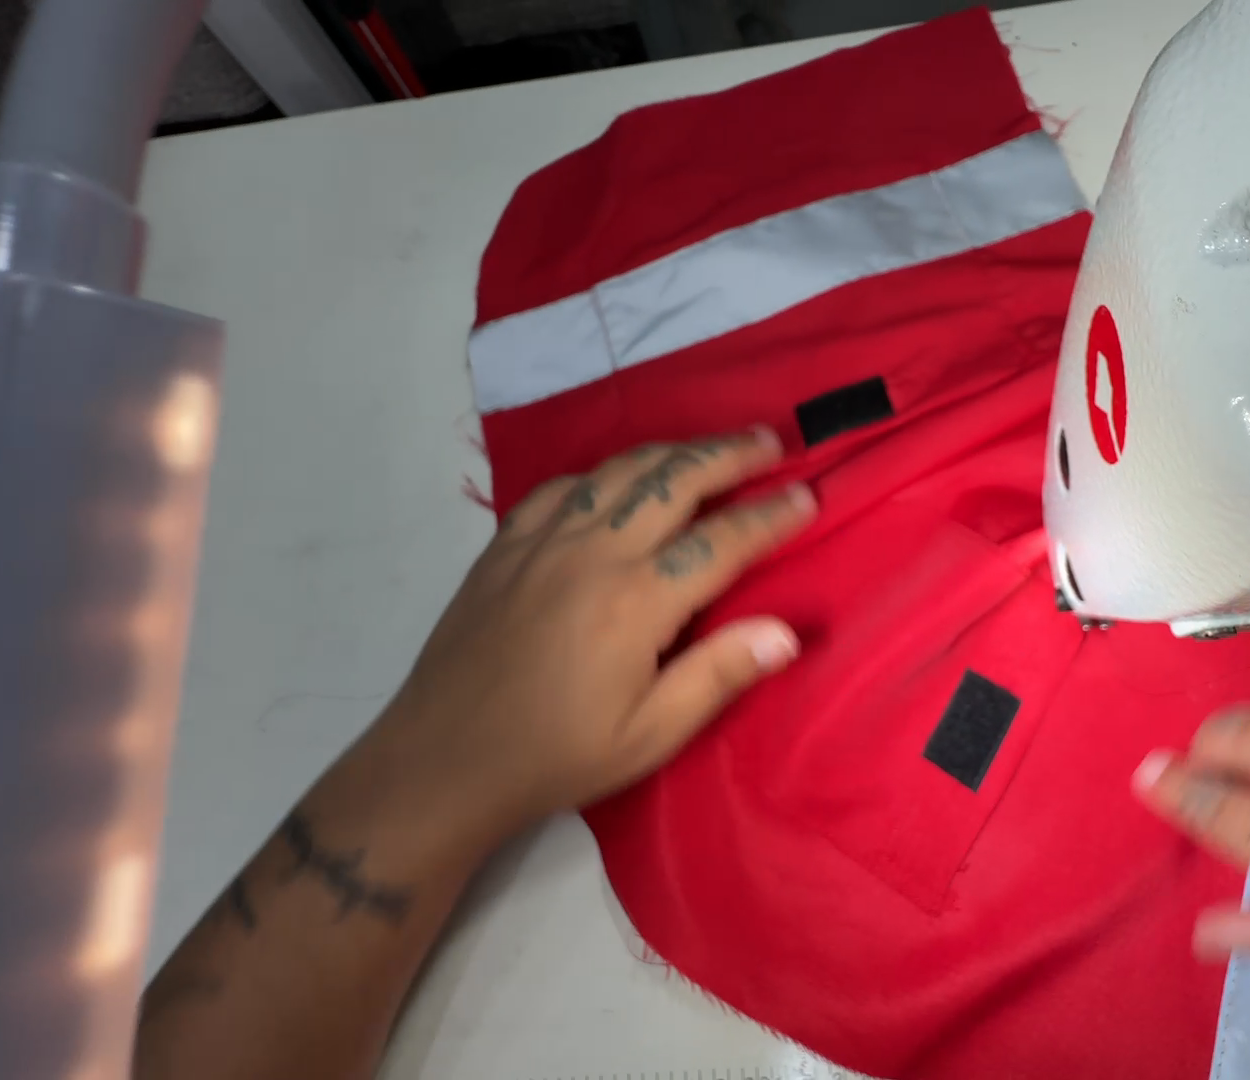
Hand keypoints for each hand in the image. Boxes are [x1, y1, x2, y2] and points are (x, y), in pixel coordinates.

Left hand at [357, 427, 815, 853]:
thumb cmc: (557, 755)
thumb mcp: (650, 735)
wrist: (441, 761)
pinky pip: (563, 487)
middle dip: (728, 455)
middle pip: (673, 481)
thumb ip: (719, 674)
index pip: (721, 541)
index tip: (808, 496)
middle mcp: (592, 553)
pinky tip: (620, 478)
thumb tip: (788, 631)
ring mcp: (543, 541)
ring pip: (620, 470)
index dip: (770, 516)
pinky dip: (606, 472)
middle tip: (768, 440)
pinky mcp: (506, 544)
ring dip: (674, 451)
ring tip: (711, 447)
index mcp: (635, 601)